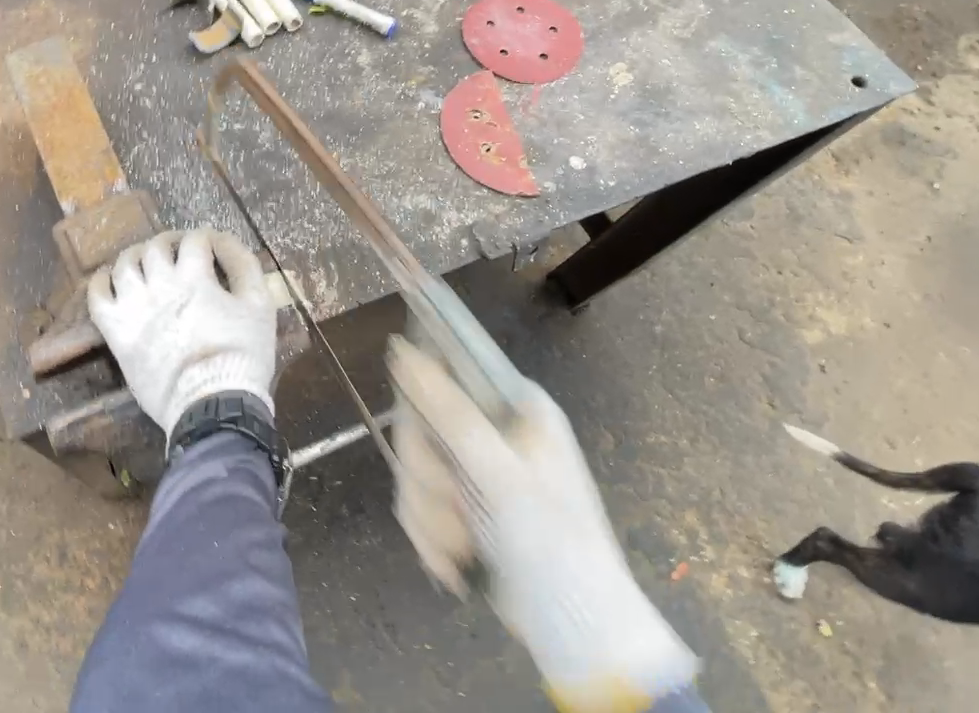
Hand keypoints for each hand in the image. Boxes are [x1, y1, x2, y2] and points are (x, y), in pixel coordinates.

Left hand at [87, 229, 276, 437]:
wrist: (212, 405)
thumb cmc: (242, 356)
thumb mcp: (260, 306)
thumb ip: (244, 266)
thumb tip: (225, 242)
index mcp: (194, 276)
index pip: (195, 239)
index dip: (206, 238)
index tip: (211, 246)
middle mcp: (158, 284)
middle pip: (156, 247)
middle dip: (170, 242)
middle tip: (179, 251)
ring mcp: (133, 307)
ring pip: (124, 264)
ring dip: (136, 256)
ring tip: (146, 262)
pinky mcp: (116, 333)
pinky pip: (97, 296)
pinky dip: (101, 281)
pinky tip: (110, 279)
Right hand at [388, 340, 696, 712]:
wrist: (576, 627)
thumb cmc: (552, 542)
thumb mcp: (500, 474)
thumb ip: (450, 412)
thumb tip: (403, 350)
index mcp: (512, 405)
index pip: (442, 373)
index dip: (422, 406)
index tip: (424, 442)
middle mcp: (492, 428)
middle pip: (418, 426)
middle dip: (427, 479)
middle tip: (453, 505)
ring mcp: (476, 466)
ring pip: (412, 467)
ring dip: (428, 513)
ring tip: (460, 546)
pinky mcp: (461, 501)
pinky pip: (417, 500)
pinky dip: (429, 533)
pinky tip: (453, 559)